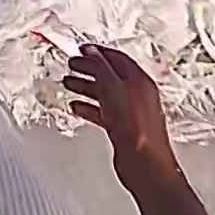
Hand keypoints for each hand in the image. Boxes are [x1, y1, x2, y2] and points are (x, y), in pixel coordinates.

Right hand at [63, 44, 183, 193]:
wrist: (145, 165)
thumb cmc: (136, 128)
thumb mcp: (112, 88)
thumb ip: (100, 67)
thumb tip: (91, 51)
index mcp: (138, 81)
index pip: (115, 58)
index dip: (97, 51)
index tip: (82, 48)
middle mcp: (136, 94)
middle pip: (108, 74)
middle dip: (88, 68)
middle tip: (73, 64)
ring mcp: (130, 112)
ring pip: (104, 93)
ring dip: (85, 86)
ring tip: (69, 82)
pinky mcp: (123, 128)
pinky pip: (102, 111)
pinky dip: (88, 107)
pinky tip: (77, 107)